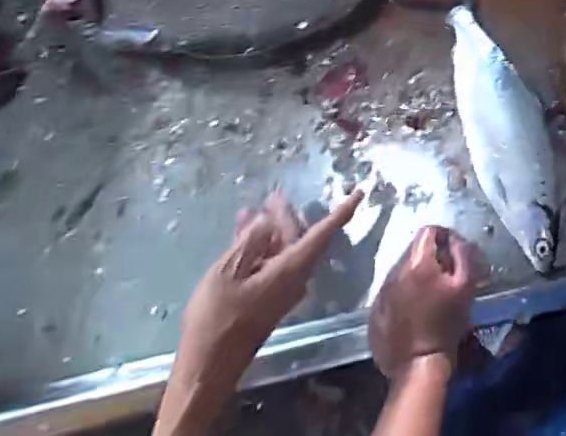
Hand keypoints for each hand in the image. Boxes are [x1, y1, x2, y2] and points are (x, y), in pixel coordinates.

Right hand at [179, 189, 362, 374]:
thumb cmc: (214, 321)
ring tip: (247, 213)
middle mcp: (294, 280)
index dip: (342, 211)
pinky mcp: (269, 301)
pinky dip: (260, 248)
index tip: (360, 192)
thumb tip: (268, 221)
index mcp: (290, 270)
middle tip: (271, 196)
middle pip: (299, 237)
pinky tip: (241, 236)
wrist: (204, 373)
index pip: (322, 234)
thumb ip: (249, 243)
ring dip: (268, 230)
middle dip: (286, 215)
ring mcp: (282, 293)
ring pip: (284, 250)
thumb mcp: (226, 274)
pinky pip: (273, 264)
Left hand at [369, 225, 478, 379]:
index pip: (428, 231)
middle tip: (442, 275)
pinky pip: (390, 290)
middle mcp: (395, 270)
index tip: (452, 251)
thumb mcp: (464, 288)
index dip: (443, 236)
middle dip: (429, 257)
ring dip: (414, 275)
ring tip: (427, 294)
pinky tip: (412, 310)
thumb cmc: (445, 325)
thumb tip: (456, 239)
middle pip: (413, 250)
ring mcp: (381, 290)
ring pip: (401, 270)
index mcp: (418, 262)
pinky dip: (402, 293)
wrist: (417, 367)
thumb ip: (463, 256)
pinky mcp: (374, 308)